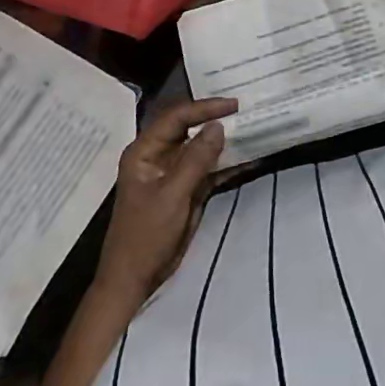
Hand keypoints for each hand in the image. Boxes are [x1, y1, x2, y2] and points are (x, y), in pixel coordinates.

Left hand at [93, 97, 236, 304]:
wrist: (133, 281)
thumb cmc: (146, 235)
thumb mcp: (173, 196)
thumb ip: (196, 159)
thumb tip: (219, 126)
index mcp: (144, 150)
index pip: (176, 118)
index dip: (204, 108)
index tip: (234, 105)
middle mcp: (157, 156)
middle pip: (188, 129)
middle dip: (215, 120)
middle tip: (245, 111)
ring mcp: (171, 174)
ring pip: (199, 149)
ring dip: (223, 143)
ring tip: (251, 129)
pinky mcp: (183, 192)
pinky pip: (206, 171)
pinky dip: (224, 166)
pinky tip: (247, 159)